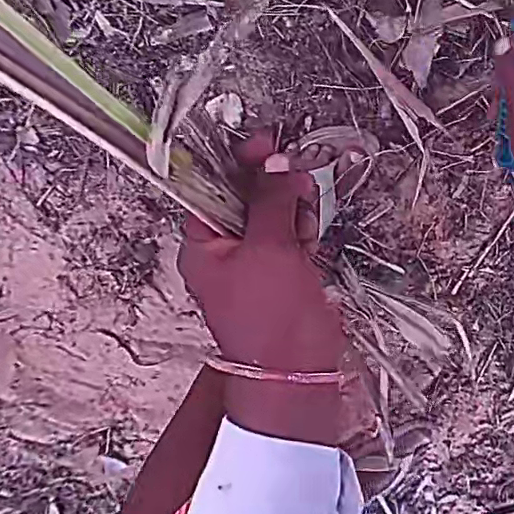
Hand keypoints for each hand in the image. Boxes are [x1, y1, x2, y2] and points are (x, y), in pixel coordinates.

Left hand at [177, 131, 345, 442]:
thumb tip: (277, 163)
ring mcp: (257, 256)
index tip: (265, 144)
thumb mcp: (267, 249)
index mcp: (203, 243)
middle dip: (274, 184)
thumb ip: (271, 200)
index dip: (239, 163)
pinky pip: (292, 228)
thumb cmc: (269, 318)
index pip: (214, 186)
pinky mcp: (284, 264)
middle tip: (295, 178)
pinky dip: (304, 224)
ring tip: (305, 218)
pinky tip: (310, 237)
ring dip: (294, 205)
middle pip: (248, 193)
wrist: (299, 369)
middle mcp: (226, 246)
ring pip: (274, 208)